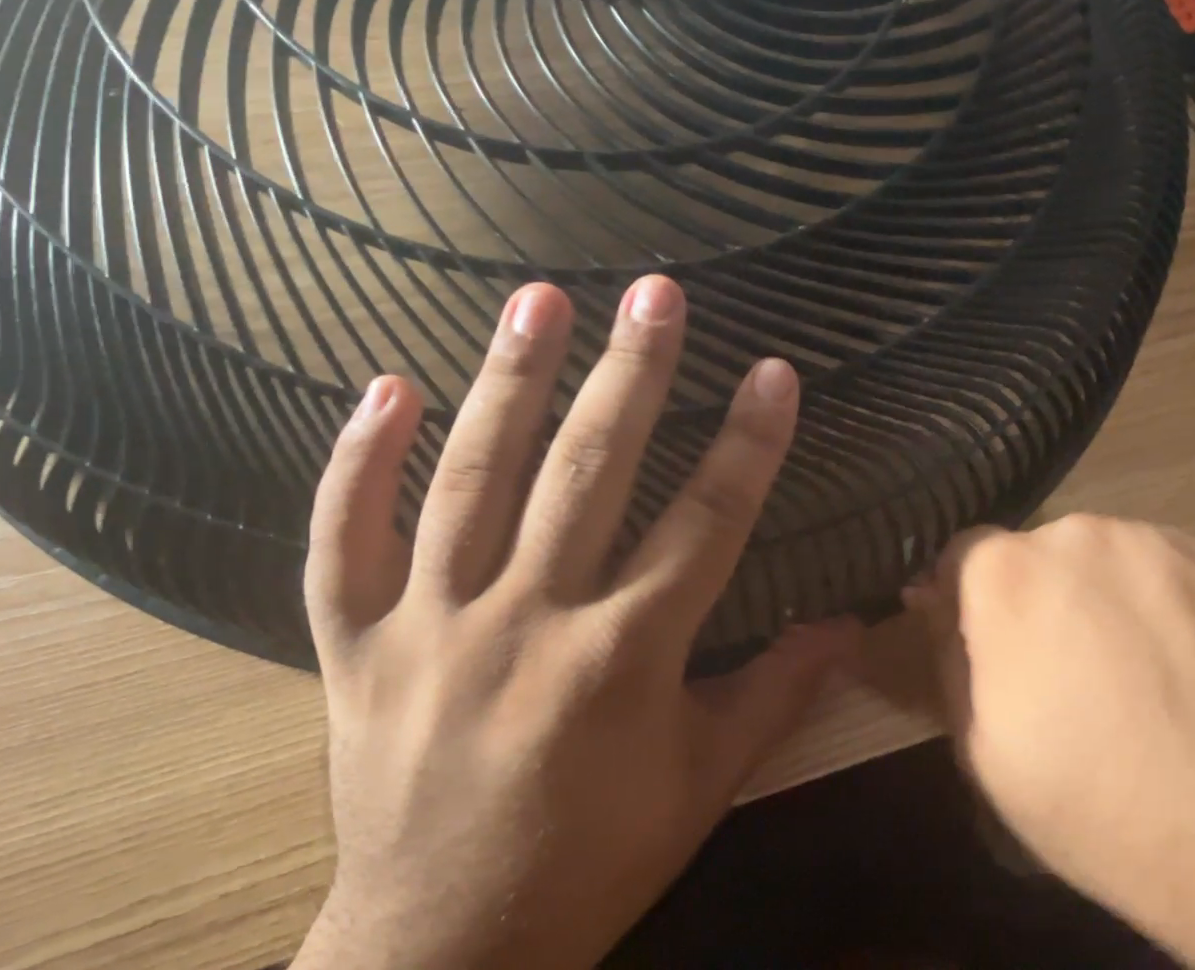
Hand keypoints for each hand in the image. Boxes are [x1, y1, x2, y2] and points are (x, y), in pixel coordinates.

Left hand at [293, 276, 859, 969]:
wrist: (444, 948)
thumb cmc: (594, 858)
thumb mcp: (705, 785)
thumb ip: (776, 694)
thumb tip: (849, 625)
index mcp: (623, 658)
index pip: (706, 523)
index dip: (748, 442)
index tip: (776, 372)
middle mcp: (528, 621)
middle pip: (587, 473)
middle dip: (632, 373)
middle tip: (655, 290)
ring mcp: (431, 627)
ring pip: (470, 481)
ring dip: (508, 382)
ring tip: (537, 300)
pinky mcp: (357, 645)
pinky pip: (344, 540)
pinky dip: (357, 462)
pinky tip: (384, 385)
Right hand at [905, 517, 1194, 969]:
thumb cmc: (1103, 809)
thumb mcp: (983, 752)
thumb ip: (948, 657)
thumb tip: (935, 596)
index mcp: (1012, 572)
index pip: (964, 556)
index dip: (971, 604)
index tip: (993, 653)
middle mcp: (1090, 533)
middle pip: (1046, 556)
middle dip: (1046, 603)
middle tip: (1077, 681)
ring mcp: (1177, 544)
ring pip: (1121, 562)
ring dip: (1118, 605)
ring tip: (1155, 686)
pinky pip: (1189, 579)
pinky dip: (1184, 615)